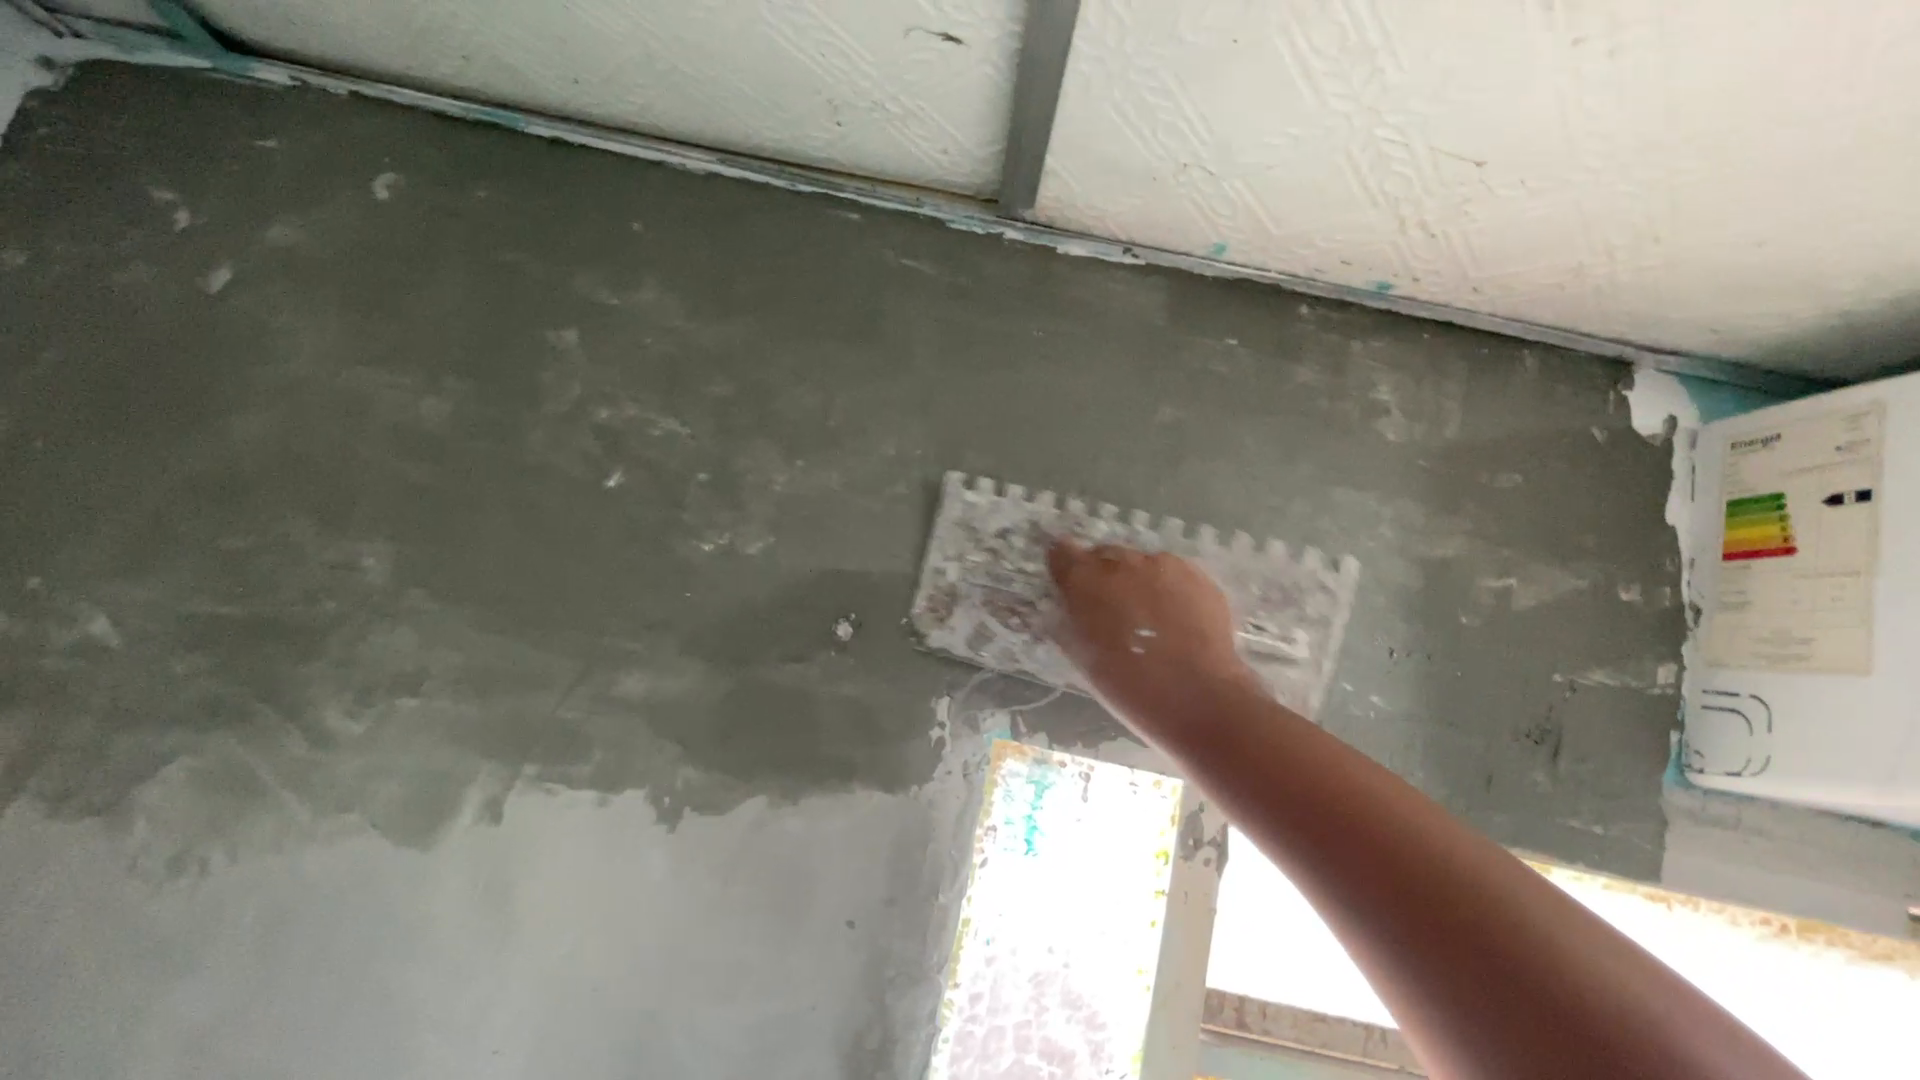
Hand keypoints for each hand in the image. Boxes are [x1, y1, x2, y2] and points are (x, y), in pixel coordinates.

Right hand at [1045, 538, 1258, 725]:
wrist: (1196, 695)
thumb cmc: (1127, 685)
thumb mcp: (1082, 656)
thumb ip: (1071, 622)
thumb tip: (1071, 609)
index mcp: (1085, 581)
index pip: (1062, 553)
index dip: (1065, 567)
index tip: (1069, 584)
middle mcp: (1122, 562)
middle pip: (1104, 556)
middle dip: (1103, 578)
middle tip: (1112, 612)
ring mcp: (1163, 565)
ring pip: (1142, 564)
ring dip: (1138, 582)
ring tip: (1150, 618)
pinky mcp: (1197, 576)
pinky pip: (1173, 574)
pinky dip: (1169, 590)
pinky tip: (1176, 620)